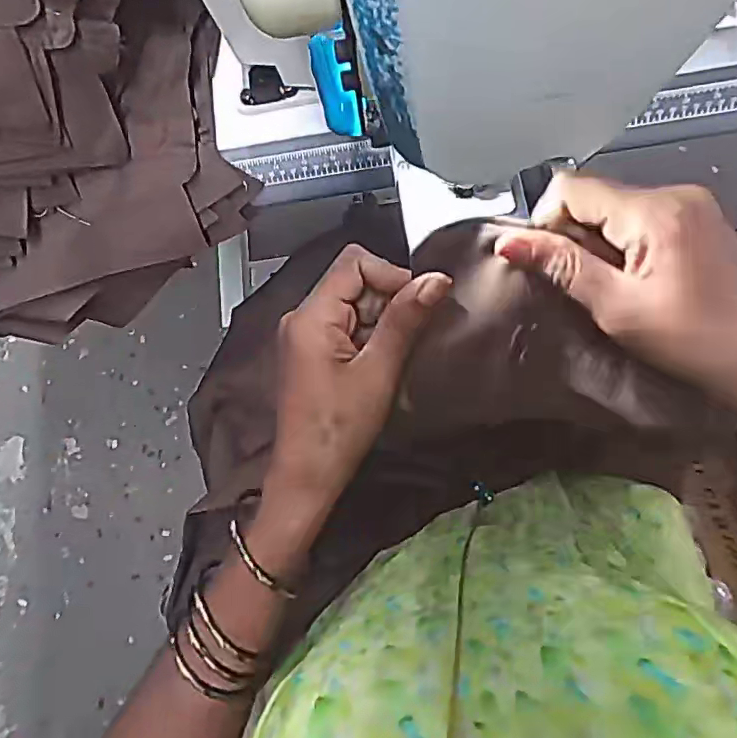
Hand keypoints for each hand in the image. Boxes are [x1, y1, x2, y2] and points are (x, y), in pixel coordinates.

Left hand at [268, 245, 451, 505]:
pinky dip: (368, 338)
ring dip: (380, 323)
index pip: (355, 262)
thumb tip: (435, 280)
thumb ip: (406, 319)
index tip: (417, 305)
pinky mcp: (311, 352)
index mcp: (310, 316)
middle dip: (387, 302)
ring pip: (354, 304)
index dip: (391, 276)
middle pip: (354, 281)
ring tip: (388, 360)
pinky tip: (376, 367)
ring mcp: (304, 335)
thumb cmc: (337, 430)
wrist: (307, 475)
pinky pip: (346, 326)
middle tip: (402, 341)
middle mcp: (301, 318)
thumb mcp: (379, 370)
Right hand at [493, 172, 736, 445]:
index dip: (547, 222)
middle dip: (573, 235)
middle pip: (593, 195)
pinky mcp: (699, 220)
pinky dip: (623, 245)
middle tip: (586, 285)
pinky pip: (639, 219)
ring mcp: (692, 204)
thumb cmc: (695, 343)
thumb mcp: (617, 308)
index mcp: (656, 211)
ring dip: (597, 243)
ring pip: (613, 208)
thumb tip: (508, 242)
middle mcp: (675, 193)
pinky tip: (635, 281)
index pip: (570, 187)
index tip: (552, 266)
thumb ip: (562, 266)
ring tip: (613, 288)